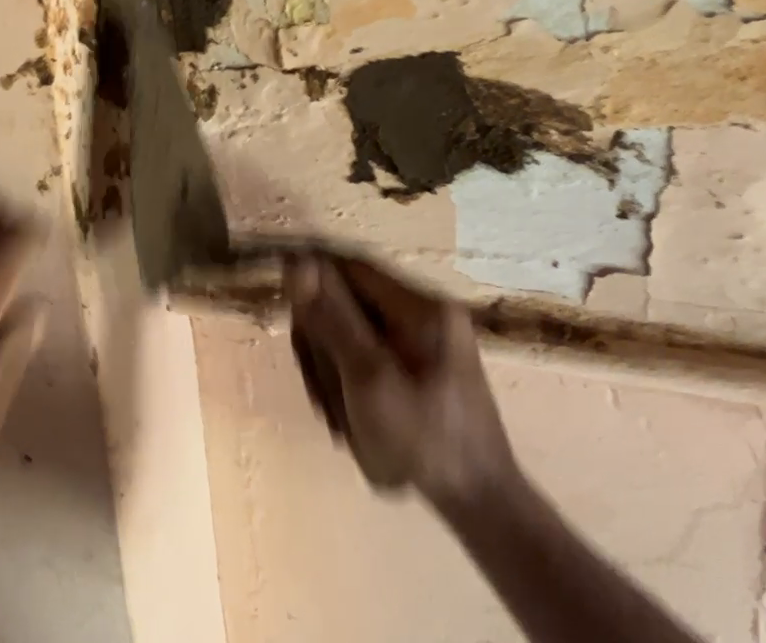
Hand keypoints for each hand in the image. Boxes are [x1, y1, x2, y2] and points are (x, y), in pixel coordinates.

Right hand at [288, 253, 516, 510]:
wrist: (479, 503)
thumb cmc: (423, 441)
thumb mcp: (369, 378)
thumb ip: (332, 318)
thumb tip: (297, 261)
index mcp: (421, 308)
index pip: (349, 267)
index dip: (309, 281)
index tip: (285, 313)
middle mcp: (424, 316)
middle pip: (346, 303)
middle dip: (321, 343)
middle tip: (318, 389)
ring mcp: (423, 344)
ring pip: (350, 335)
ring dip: (331, 371)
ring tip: (337, 416)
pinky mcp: (419, 370)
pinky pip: (366, 359)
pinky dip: (349, 385)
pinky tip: (350, 418)